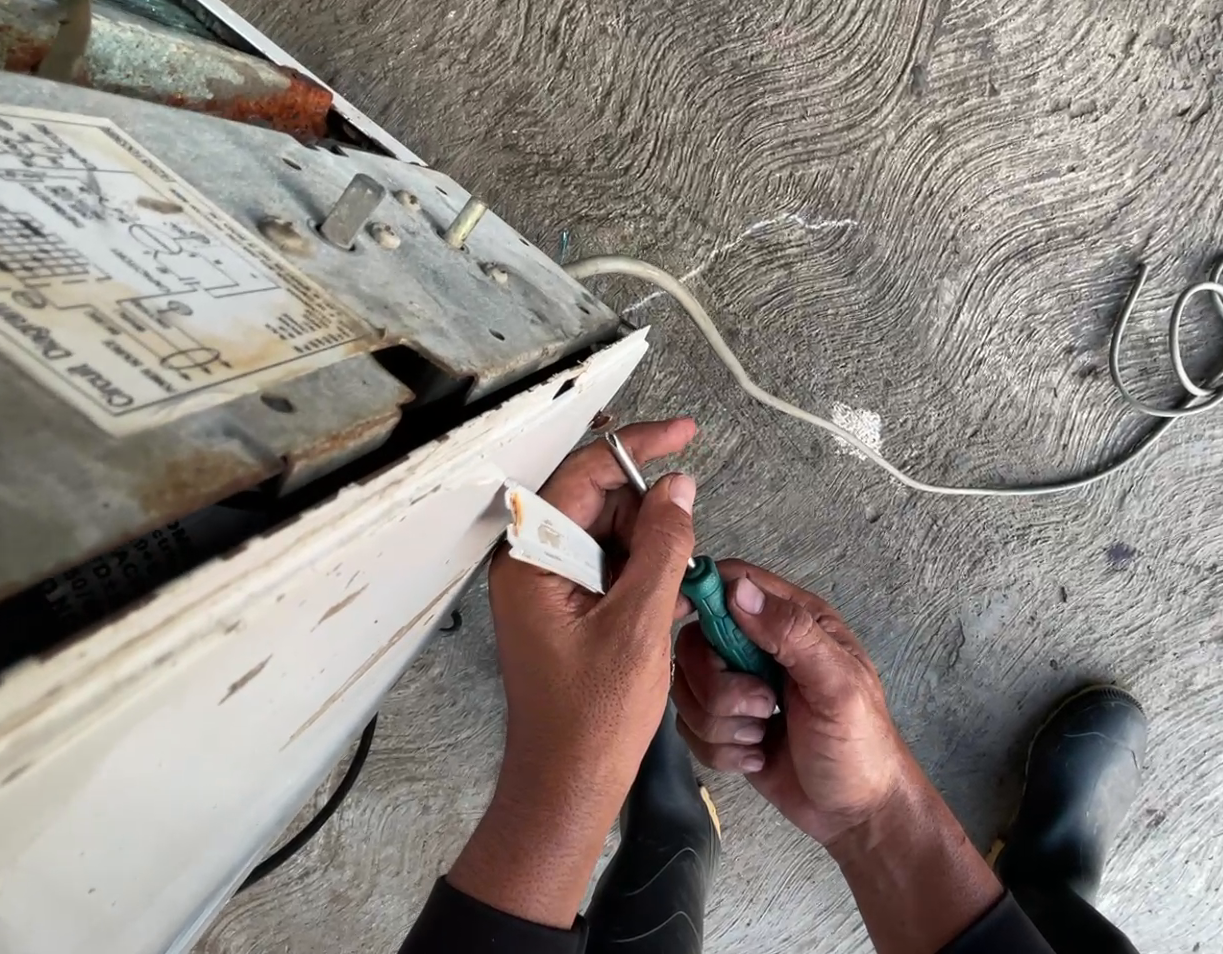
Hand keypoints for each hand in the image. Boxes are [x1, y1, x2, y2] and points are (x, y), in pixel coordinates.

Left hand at [448, 418, 697, 927]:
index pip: (583, 475)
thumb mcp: (639, 625)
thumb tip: (680, 487)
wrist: (566, 791)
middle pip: (596, 501)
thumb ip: (662, 548)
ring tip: (681, 577)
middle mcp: (533, 564)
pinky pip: (610, 565)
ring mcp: (550, 586)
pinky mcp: (568, 607)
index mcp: (532, 560)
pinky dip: (645, 569)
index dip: (637, 446)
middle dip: (649, 510)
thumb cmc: (593, 719)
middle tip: (690, 537)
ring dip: (652, 543)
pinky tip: (672, 591)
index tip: (685, 433)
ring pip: (609, 533)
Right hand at [671, 561, 913, 844]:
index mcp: (793, 618)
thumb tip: (737, 590)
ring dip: (721, 722)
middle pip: (696, 641)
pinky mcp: (724, 725)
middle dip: (718, 685)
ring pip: (687, 687)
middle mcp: (759, 644)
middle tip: (763, 707)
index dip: (702, 594)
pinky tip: (756, 756)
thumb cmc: (859, 743)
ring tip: (763, 736)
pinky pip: (689, 726)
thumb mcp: (836, 684)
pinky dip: (719, 749)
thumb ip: (791, 632)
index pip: (733, 581)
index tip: (685, 621)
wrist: (856, 815)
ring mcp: (737, 686)